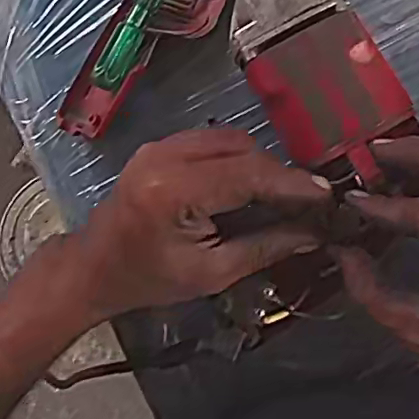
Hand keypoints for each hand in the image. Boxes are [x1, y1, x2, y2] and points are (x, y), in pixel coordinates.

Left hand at [67, 128, 330, 319]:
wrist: (94, 267)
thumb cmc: (148, 280)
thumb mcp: (211, 273)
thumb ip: (265, 247)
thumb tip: (313, 232)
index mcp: (173, 190)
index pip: (247, 175)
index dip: (290, 183)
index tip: (324, 194)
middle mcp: (166, 155)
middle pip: (243, 149)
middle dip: (278, 173)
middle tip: (306, 200)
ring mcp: (161, 144)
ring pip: (231, 139)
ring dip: (259, 163)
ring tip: (279, 194)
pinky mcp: (162, 143)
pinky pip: (214, 140)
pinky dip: (238, 157)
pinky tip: (248, 182)